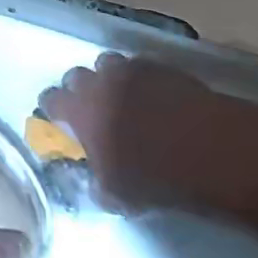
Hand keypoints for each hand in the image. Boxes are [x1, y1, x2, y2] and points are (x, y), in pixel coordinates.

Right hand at [39, 53, 255, 207]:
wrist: (207, 148)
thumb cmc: (154, 176)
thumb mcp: (116, 195)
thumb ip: (95, 182)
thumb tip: (92, 179)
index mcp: (80, 111)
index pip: (51, 99)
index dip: (51, 108)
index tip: (55, 118)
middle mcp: (99, 82)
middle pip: (76, 75)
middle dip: (78, 89)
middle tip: (88, 108)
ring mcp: (130, 69)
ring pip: (106, 63)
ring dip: (106, 77)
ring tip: (119, 96)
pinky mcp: (159, 65)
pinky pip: (136, 65)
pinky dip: (136, 77)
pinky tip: (149, 94)